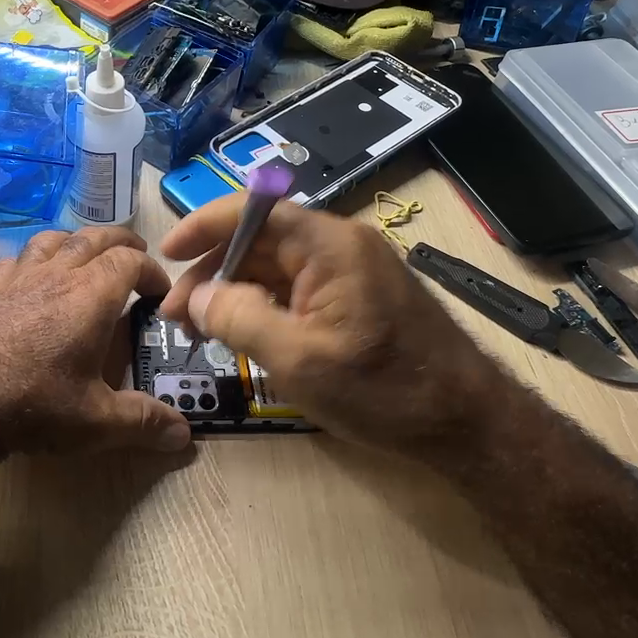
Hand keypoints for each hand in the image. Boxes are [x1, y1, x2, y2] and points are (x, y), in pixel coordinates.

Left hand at [0, 226, 192, 464]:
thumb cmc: (34, 402)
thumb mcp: (97, 421)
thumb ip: (143, 423)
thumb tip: (185, 436)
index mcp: (91, 295)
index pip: (131, 260)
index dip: (152, 270)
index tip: (162, 293)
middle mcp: (57, 275)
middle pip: (94, 237)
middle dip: (121, 242)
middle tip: (136, 256)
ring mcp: (18, 280)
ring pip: (52, 240)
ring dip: (75, 241)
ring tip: (86, 256)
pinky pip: (13, 262)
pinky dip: (29, 263)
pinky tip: (29, 279)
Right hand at [159, 196, 506, 451]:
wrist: (470, 426)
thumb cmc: (385, 391)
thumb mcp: (299, 359)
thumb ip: (239, 319)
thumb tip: (196, 297)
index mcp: (329, 244)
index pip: (253, 211)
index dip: (203, 225)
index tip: (167, 252)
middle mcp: (339, 245)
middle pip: (259, 242)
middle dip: (211, 273)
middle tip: (173, 316)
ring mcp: (351, 272)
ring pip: (275, 268)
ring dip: (233, 293)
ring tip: (198, 330)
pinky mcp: (358, 298)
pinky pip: (297, 289)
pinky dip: (263, 306)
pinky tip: (241, 334)